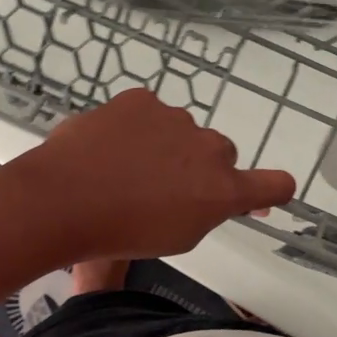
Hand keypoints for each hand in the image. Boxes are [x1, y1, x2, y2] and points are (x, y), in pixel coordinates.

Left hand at [10, 89, 296, 260]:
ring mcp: (175, 118)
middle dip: (200, 169)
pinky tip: (111, 146)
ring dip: (167, 146)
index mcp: (222, 190)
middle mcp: (209, 149)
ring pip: (182, 132)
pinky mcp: (141, 99)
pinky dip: (139, 126)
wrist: (62, 200)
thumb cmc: (121, 234)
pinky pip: (150, 113)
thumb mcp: (176, 237)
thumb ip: (204, 214)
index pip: (274, 184)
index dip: (272, 190)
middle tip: (163, 190)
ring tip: (126, 170)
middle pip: (219, 155)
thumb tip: (213, 200)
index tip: (262, 196)